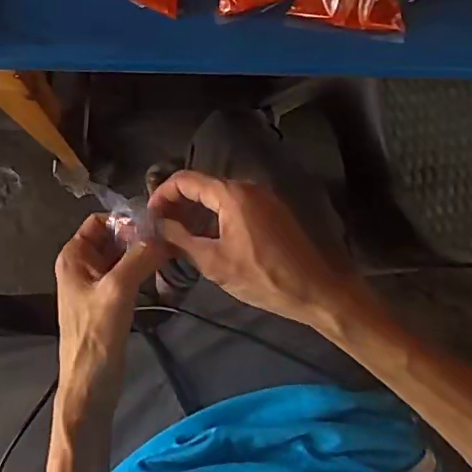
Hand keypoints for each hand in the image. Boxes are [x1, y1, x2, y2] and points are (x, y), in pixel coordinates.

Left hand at [53, 213, 170, 423]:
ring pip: (120, 257)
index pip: (98, 221)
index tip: (154, 225)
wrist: (90, 387)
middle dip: (136, 236)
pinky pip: (125, 276)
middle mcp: (80, 266)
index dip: (124, 220)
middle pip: (111, 238)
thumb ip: (138, 258)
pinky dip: (141, 271)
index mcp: (73, 257)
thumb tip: (162, 234)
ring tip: (170, 253)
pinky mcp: (107, 302)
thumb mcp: (117, 291)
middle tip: (169, 238)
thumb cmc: (96, 337)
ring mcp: (93, 285)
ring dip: (141, 254)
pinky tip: (161, 273)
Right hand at [148, 170, 374, 327]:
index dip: (161, 194)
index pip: (184, 179)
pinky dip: (215, 215)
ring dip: (196, 210)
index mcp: (231, 194)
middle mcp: (247, 186)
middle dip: (177, 202)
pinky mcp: (273, 210)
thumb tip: (158, 225)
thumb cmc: (264, 277)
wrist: (320, 292)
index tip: (150, 215)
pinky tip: (208, 237)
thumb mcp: (215, 263)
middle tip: (161, 226)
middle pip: (201, 184)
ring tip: (179, 235)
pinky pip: (235, 203)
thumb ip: (180, 239)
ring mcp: (263, 197)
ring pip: (218, 195)